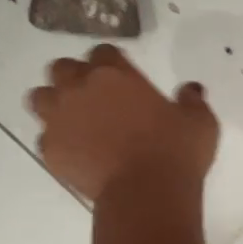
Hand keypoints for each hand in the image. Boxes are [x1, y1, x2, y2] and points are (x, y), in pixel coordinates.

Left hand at [27, 45, 218, 200]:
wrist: (145, 192)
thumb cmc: (176, 151)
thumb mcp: (201, 123)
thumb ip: (193, 101)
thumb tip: (191, 89)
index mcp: (114, 76)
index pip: (103, 52)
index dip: (113, 61)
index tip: (126, 75)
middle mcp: (78, 89)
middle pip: (62, 68)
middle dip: (77, 76)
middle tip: (98, 95)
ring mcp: (57, 118)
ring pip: (41, 97)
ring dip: (57, 102)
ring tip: (79, 119)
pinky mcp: (50, 148)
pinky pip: (46, 136)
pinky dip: (60, 139)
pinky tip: (81, 151)